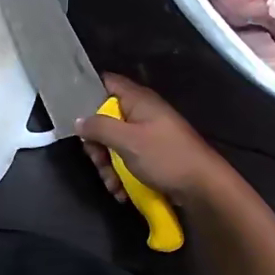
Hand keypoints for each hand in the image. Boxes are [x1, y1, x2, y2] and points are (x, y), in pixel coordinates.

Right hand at [76, 74, 233, 204]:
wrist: (201, 187)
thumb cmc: (165, 157)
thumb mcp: (128, 141)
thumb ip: (100, 127)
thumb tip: (78, 121)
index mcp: (138, 100)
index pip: (106, 83)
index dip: (87, 94)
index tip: (73, 113)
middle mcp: (141, 114)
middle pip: (105, 120)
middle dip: (97, 144)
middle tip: (98, 160)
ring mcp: (146, 136)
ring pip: (113, 145)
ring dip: (108, 166)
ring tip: (114, 184)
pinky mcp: (150, 157)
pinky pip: (126, 161)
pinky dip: (121, 176)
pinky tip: (122, 191)